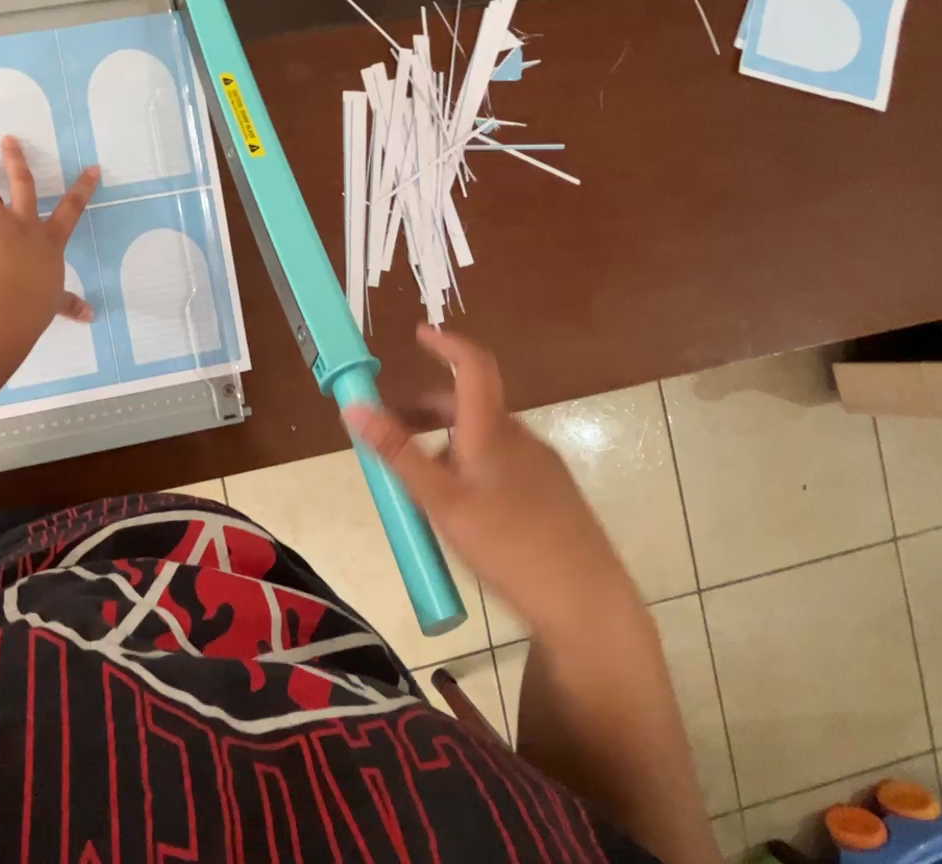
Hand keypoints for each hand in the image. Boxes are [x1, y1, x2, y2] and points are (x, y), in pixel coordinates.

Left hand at [0, 136, 99, 333]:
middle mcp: (25, 226)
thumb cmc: (35, 304)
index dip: (83, 188)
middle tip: (8, 140)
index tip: (91, 168)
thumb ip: (69, 304)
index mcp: (50, 240)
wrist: (5, 305)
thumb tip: (90, 316)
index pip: (71, 208)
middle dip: (16, 161)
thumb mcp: (55, 302)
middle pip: (23, 185)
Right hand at [342, 326, 642, 641]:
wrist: (587, 605)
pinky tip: (457, 511)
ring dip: (442, 445)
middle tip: (387, 435)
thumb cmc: (508, 546)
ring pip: (481, 440)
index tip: (419, 335)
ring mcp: (540, 467)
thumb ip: (397, 453)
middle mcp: (520, 439)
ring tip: (415, 487)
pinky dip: (467, 467)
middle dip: (423, 412)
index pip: (474, 367)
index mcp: (493, 432)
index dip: (447, 345)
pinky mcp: (550, 495)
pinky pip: (499, 465)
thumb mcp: (440, 501)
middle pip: (468, 407)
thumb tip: (354, 407)